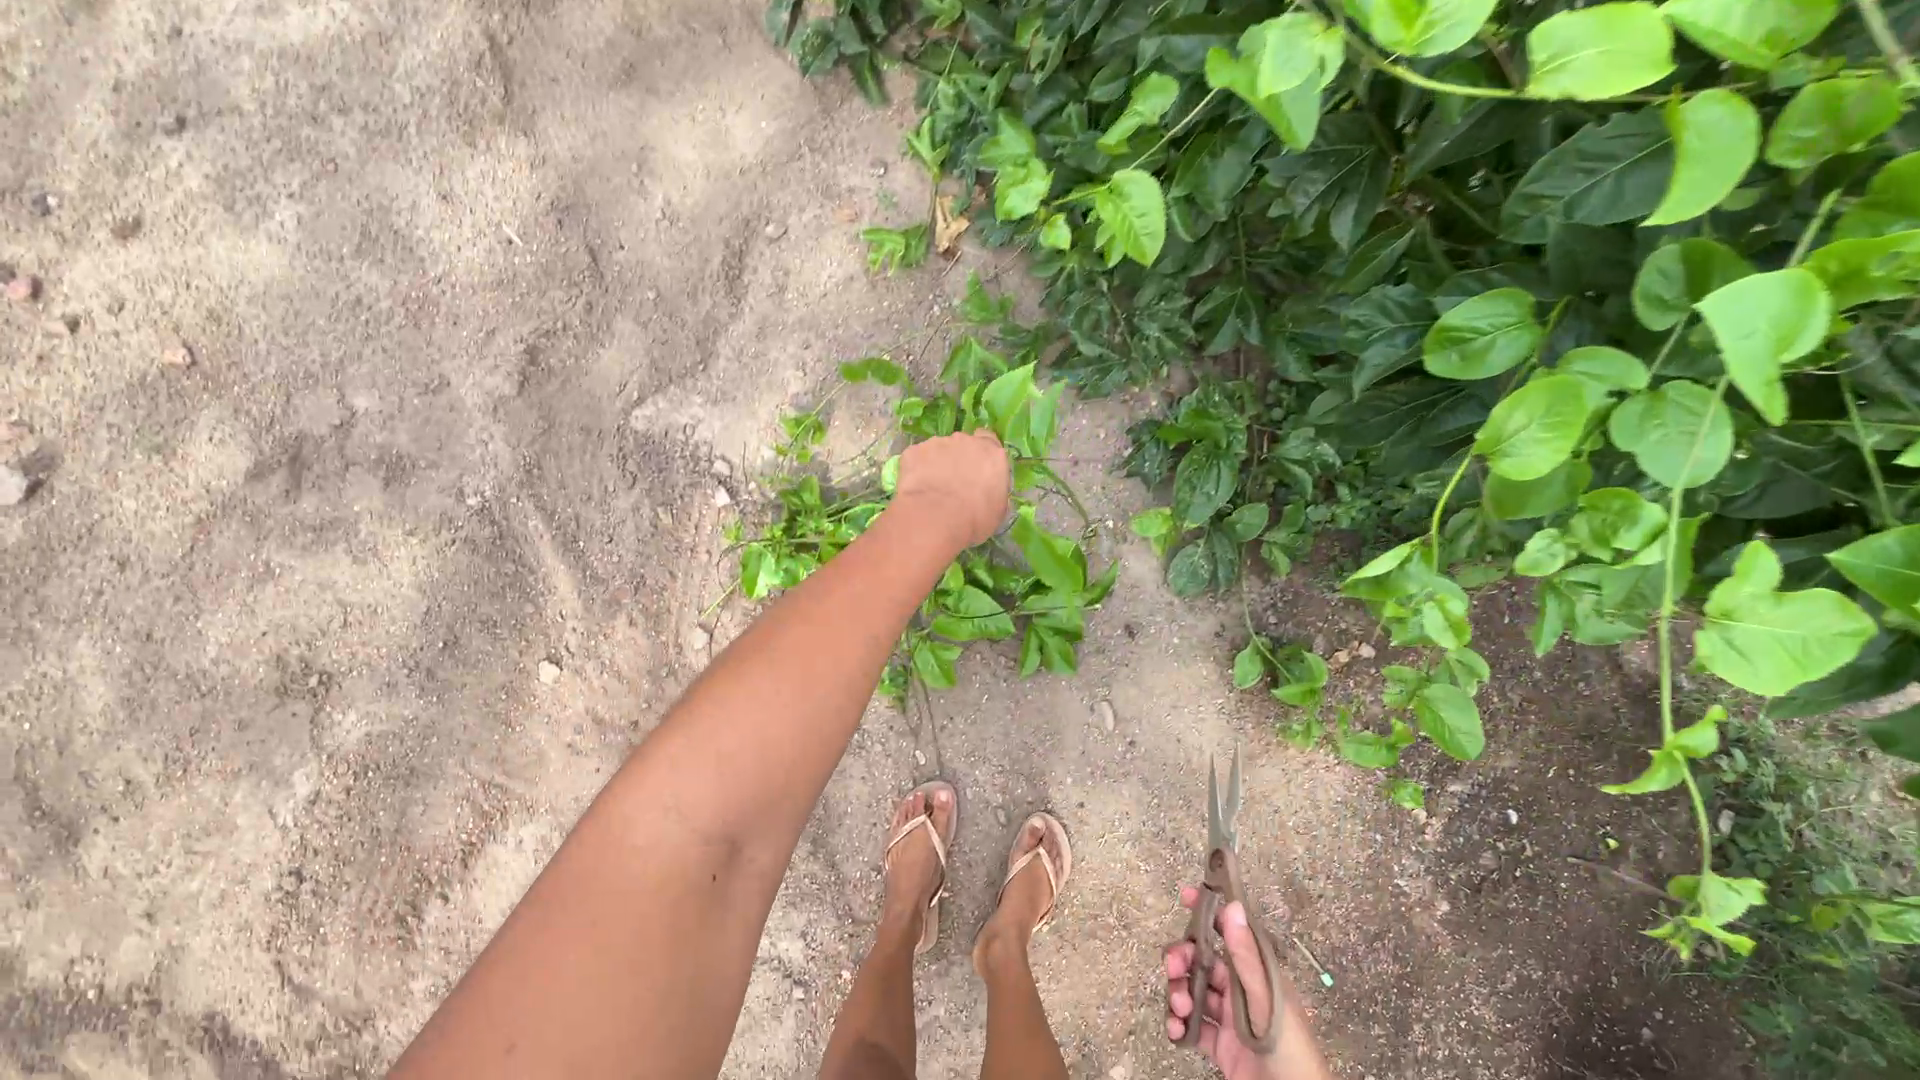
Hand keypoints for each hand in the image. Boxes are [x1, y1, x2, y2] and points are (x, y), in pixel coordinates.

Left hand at [889, 430, 1010, 551]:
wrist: (935, 518)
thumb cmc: (974, 519)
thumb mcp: (997, 512)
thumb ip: (996, 493)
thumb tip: (991, 493)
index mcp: (992, 454)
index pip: (989, 441)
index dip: (982, 454)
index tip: (977, 469)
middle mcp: (966, 441)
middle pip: (963, 444)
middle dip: (959, 459)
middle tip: (954, 483)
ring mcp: (938, 443)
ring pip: (938, 449)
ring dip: (937, 463)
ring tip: (932, 488)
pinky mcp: (914, 451)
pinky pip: (917, 458)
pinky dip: (917, 469)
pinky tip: (916, 488)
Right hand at [1165, 891, 1330, 1079]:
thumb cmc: (1288, 1046)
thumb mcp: (1266, 997)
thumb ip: (1245, 954)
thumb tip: (1232, 905)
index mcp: (1259, 974)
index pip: (1231, 933)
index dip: (1209, 913)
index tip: (1185, 896)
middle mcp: (1242, 991)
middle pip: (1203, 963)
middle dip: (1182, 961)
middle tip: (1171, 967)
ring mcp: (1230, 1019)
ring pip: (1194, 993)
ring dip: (1178, 994)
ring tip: (1178, 1010)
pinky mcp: (1221, 1047)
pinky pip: (1193, 1028)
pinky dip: (1179, 1026)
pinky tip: (1176, 1031)